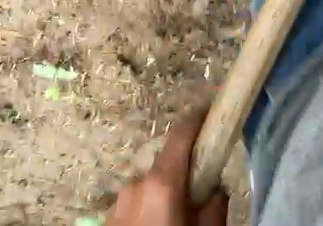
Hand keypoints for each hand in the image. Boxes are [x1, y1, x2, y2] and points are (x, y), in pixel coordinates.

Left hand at [108, 108, 228, 225]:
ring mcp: (117, 202)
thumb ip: (217, 204)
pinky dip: (146, 209)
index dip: (198, 118)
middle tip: (198, 188)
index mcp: (162, 183)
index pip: (182, 133)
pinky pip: (134, 204)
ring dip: (163, 193)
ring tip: (174, 214)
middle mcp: (136, 185)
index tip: (212, 109)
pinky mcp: (106, 218)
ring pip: (149, 186)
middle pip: (166, 163)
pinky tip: (155, 224)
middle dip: (183, 170)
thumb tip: (216, 187)